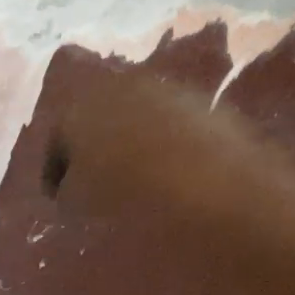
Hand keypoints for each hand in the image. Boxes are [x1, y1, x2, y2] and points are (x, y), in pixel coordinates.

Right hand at [43, 58, 294, 253]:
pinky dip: (169, 150)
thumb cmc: (145, 207)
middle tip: (96, 187)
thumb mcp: (88, 205)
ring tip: (139, 187)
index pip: (57, 135)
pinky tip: (176, 183)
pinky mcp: (215, 111)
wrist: (239, 206)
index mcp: (81, 105)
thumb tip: (72, 188)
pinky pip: (177, 130)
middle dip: (94, 149)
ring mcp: (175, 94)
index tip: (60, 199)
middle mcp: (123, 86)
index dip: (56, 169)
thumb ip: (72, 189)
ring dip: (134, 147)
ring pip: (139, 120)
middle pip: (98, 118)